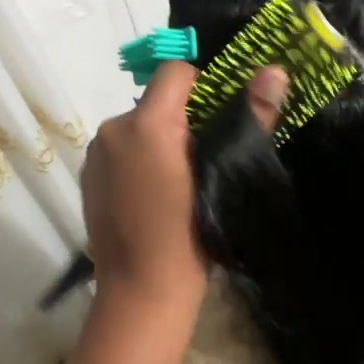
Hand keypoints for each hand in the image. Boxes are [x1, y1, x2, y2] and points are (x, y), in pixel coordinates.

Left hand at [27, 62, 287, 363]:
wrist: (142, 292)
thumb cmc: (190, 238)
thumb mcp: (223, 177)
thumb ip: (248, 118)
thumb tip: (275, 71)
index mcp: (146, 124)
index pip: (177, 74)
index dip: (205, 89)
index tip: (222, 124)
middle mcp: (113, 130)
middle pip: (157, 106)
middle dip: (183, 125)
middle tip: (208, 165)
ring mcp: (96, 157)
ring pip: (139, 133)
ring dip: (160, 147)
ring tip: (182, 190)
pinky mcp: (89, 181)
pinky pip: (122, 157)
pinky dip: (140, 167)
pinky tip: (157, 203)